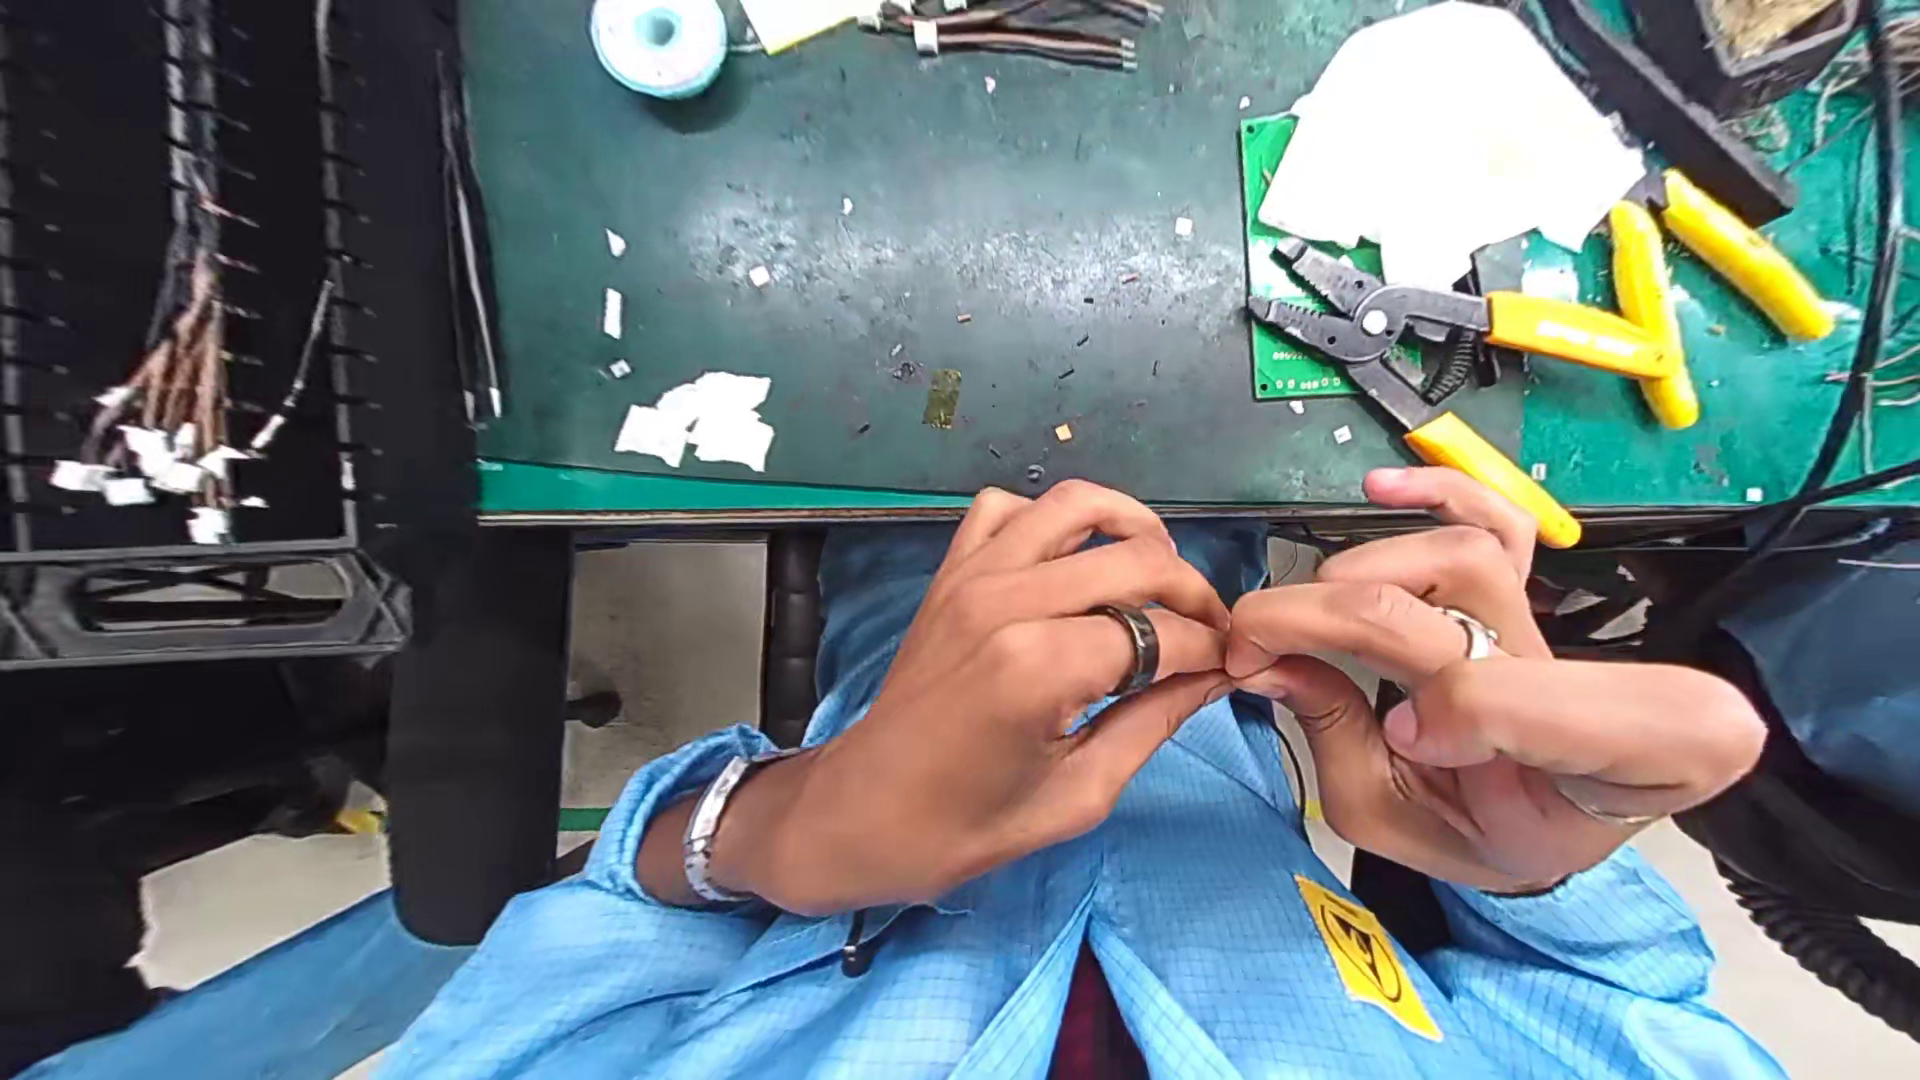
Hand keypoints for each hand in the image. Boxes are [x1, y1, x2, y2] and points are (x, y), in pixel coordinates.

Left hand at [643, 481, 1233, 914]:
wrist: (862, 809)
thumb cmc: (965, 827)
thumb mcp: (1078, 794)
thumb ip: (1152, 721)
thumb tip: (1214, 673)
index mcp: (1039, 666)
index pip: (1161, 632)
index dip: (1210, 649)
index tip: (1230, 665)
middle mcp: (1007, 599)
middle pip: (1133, 557)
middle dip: (1190, 590)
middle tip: (1206, 628)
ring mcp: (970, 575)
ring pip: (1072, 505)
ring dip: (1129, 527)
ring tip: (1151, 570)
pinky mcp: (948, 572)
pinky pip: (1002, 508)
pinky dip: (1045, 520)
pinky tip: (1063, 560)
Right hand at [1225, 467, 1765, 892]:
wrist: (1506, 819)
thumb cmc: (1455, 833)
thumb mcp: (1381, 814)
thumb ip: (1330, 734)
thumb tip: (1265, 660)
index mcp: (1592, 781)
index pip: (1591, 717)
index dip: (1478, 707)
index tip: (1401, 734)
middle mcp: (1588, 686)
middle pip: (1464, 599)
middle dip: (1330, 618)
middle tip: (1249, 647)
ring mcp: (1546, 626)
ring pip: (1464, 551)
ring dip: (1354, 574)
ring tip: (1302, 611)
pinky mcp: (1511, 591)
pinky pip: (1497, 518)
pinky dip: (1439, 491)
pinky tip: (1377, 487)